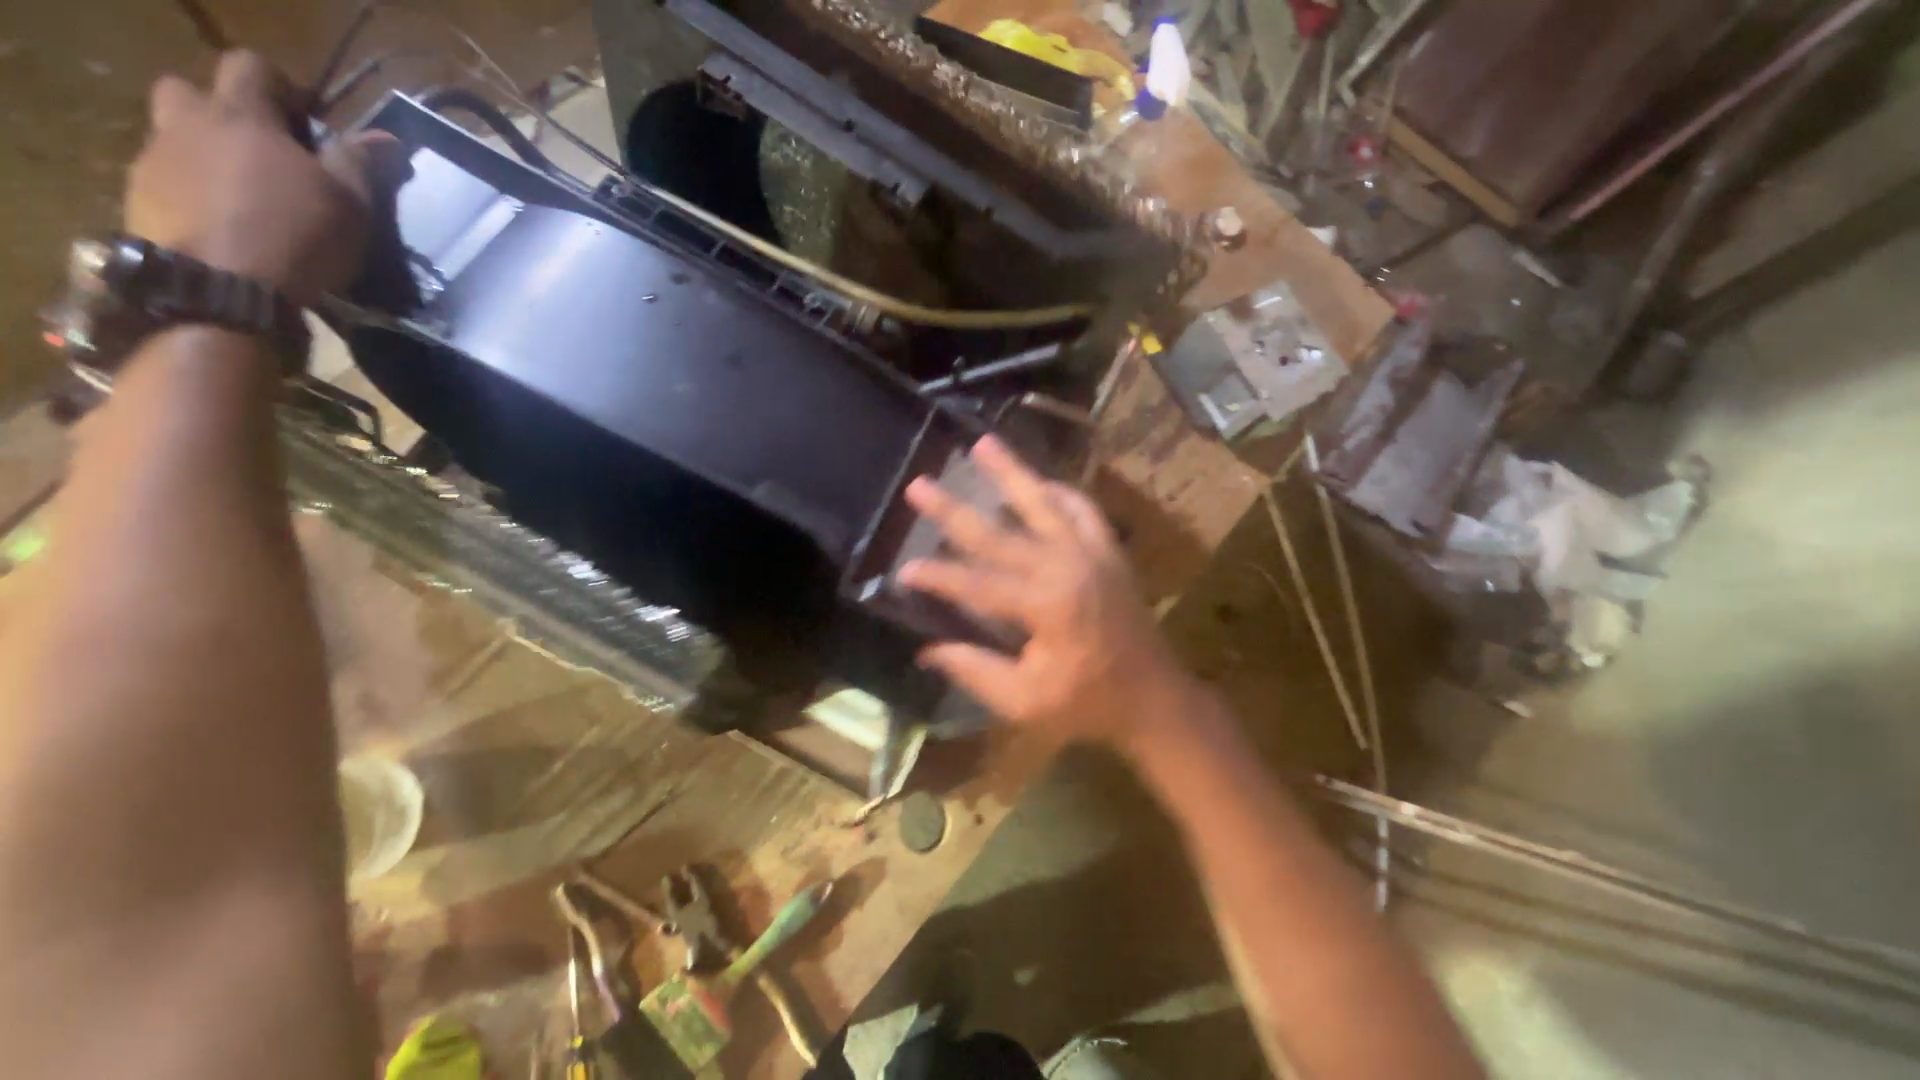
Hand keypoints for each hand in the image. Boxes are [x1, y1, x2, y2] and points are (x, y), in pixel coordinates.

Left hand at [125, 52, 409, 304]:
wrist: (221, 294)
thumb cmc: (297, 238)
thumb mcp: (352, 205)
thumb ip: (360, 163)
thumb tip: (385, 138)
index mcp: (241, 116)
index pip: (251, 67)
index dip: (282, 87)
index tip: (309, 122)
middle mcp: (187, 126)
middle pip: (191, 91)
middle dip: (224, 112)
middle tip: (262, 152)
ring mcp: (155, 163)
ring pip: (176, 139)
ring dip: (206, 156)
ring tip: (245, 198)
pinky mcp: (138, 202)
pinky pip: (166, 182)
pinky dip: (192, 194)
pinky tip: (223, 227)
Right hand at [898, 435, 1190, 745]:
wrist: (1155, 698)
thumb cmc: (1087, 704)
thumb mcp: (1025, 701)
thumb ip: (975, 670)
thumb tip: (928, 649)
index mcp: (1046, 605)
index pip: (976, 584)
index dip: (937, 577)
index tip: (903, 569)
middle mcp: (1067, 566)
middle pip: (999, 532)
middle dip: (953, 510)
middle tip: (918, 485)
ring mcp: (1092, 553)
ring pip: (1044, 502)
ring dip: (1011, 472)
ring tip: (983, 443)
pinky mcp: (1109, 551)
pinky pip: (1083, 509)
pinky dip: (1059, 493)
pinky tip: (1039, 484)